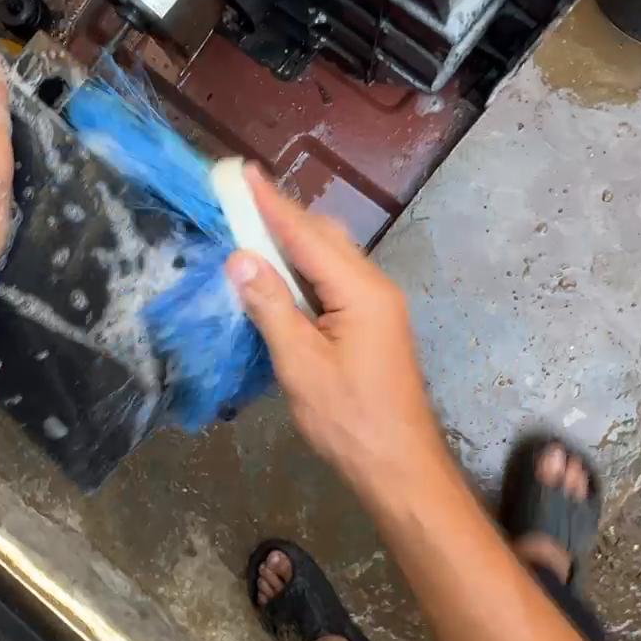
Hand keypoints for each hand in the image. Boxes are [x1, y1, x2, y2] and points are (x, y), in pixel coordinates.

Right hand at [223, 165, 448, 495]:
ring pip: (330, 256)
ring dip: (292, 239)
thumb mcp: (300, 365)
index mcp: (359, 291)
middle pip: (323, 237)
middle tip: (240, 196)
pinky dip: (303, 266)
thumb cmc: (349, 420)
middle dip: (281, 214)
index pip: (306, 236)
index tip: (244, 172)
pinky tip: (280, 272)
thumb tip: (240, 258)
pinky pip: (333, 278)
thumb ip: (271, 307)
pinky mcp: (371, 322)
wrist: (400, 468)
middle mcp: (373, 287)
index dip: (271, 203)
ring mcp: (376, 304)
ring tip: (252, 226)